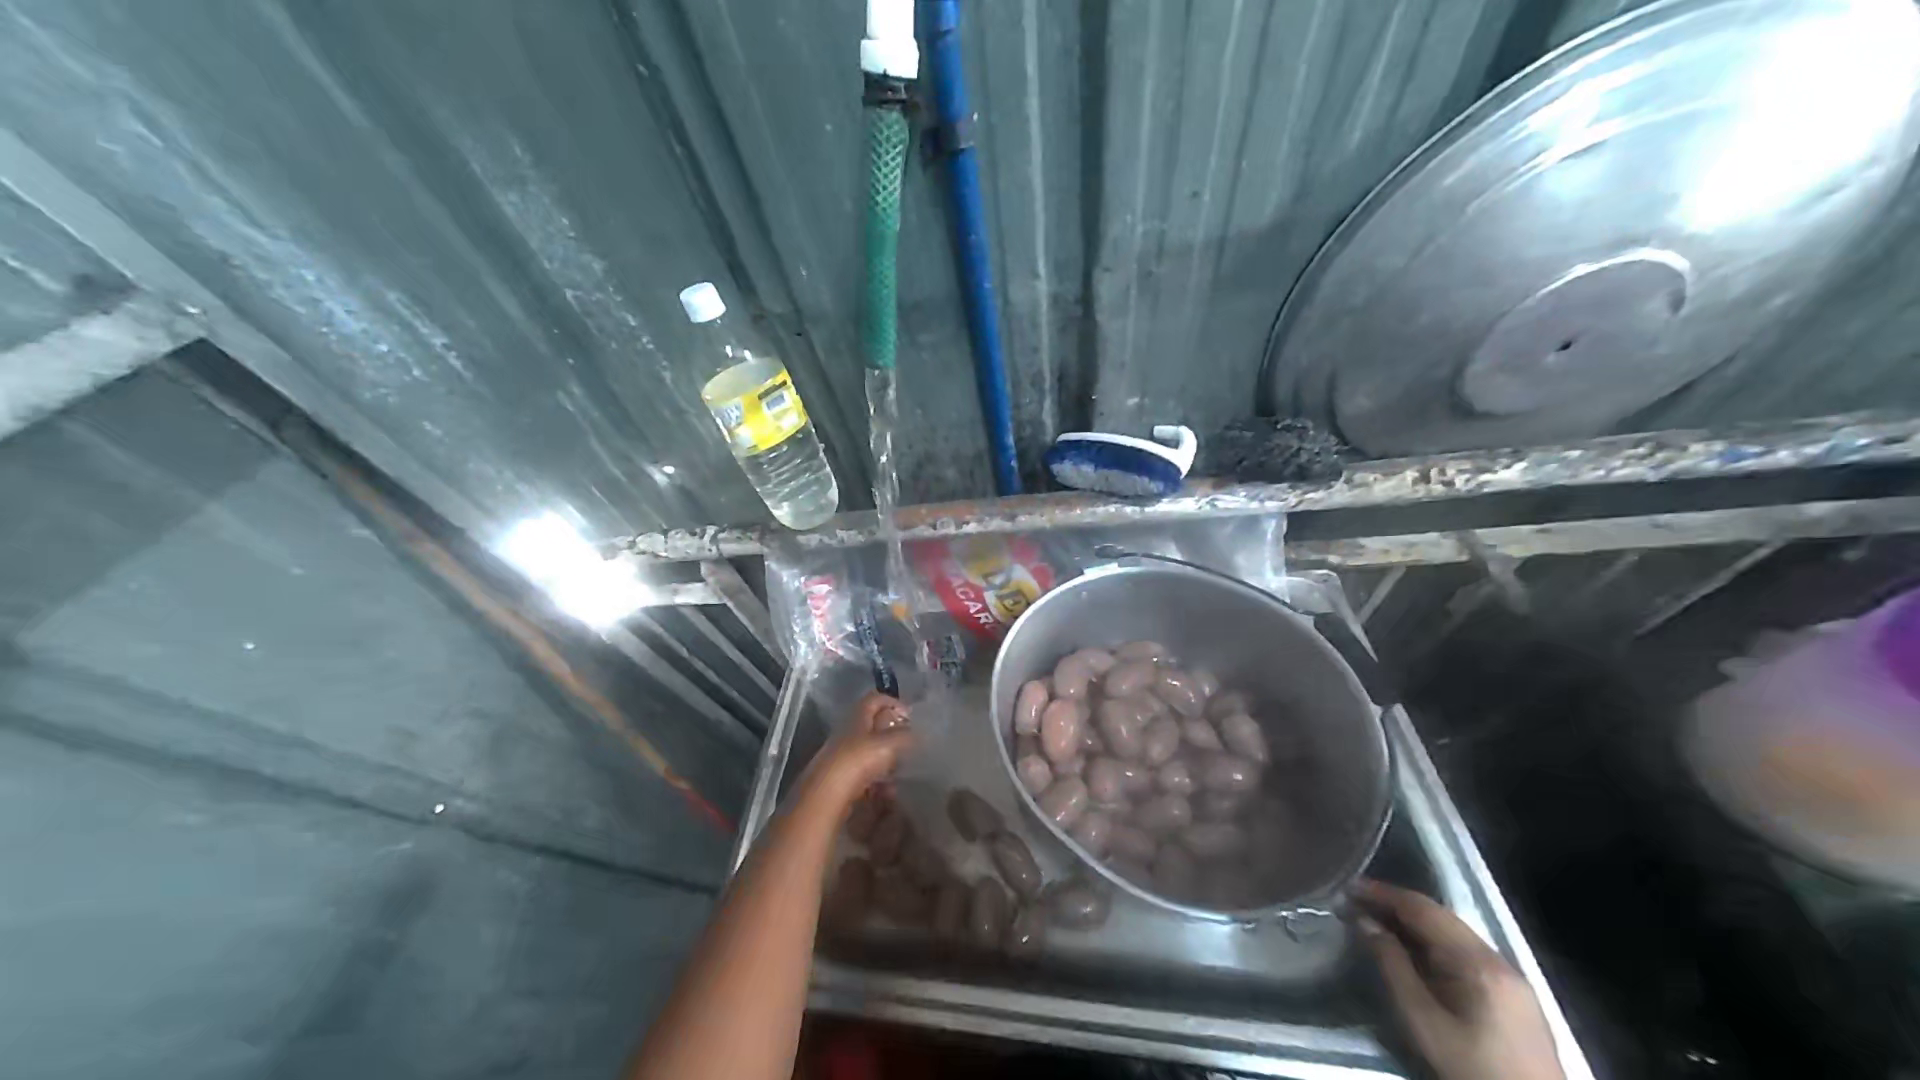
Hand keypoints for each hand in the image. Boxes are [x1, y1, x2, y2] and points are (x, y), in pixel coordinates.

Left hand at [802, 692, 913, 811]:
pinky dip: (878, 780)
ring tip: (900, 771)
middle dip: (891, 734)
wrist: (828, 794)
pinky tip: (888, 791)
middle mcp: (847, 733)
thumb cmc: (859, 759)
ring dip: (886, 760)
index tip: (910, 716)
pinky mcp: (841, 779)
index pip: (875, 699)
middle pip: (872, 726)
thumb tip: (917, 733)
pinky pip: (865, 775)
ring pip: (869, 752)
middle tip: (909, 744)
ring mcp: (842, 756)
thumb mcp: (889, 742)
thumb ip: (905, 735)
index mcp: (858, 717)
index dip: (893, 703)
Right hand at [1354, 879, 1563, 1079]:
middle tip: (1356, 900)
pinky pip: (1465, 949)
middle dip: (1396, 903)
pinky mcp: (1514, 993)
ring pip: (1453, 931)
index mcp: (1476, 961)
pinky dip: (1432, 939)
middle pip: (1440, 915)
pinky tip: (1413, 948)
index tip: (1348, 887)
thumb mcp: (1421, 1020)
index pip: (1423, 909)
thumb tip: (1365, 921)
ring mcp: (1511, 975)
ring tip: (1377, 919)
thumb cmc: (1470, 1068)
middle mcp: (1497, 957)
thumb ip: (1392, 965)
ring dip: (1414, 920)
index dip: (1383, 893)